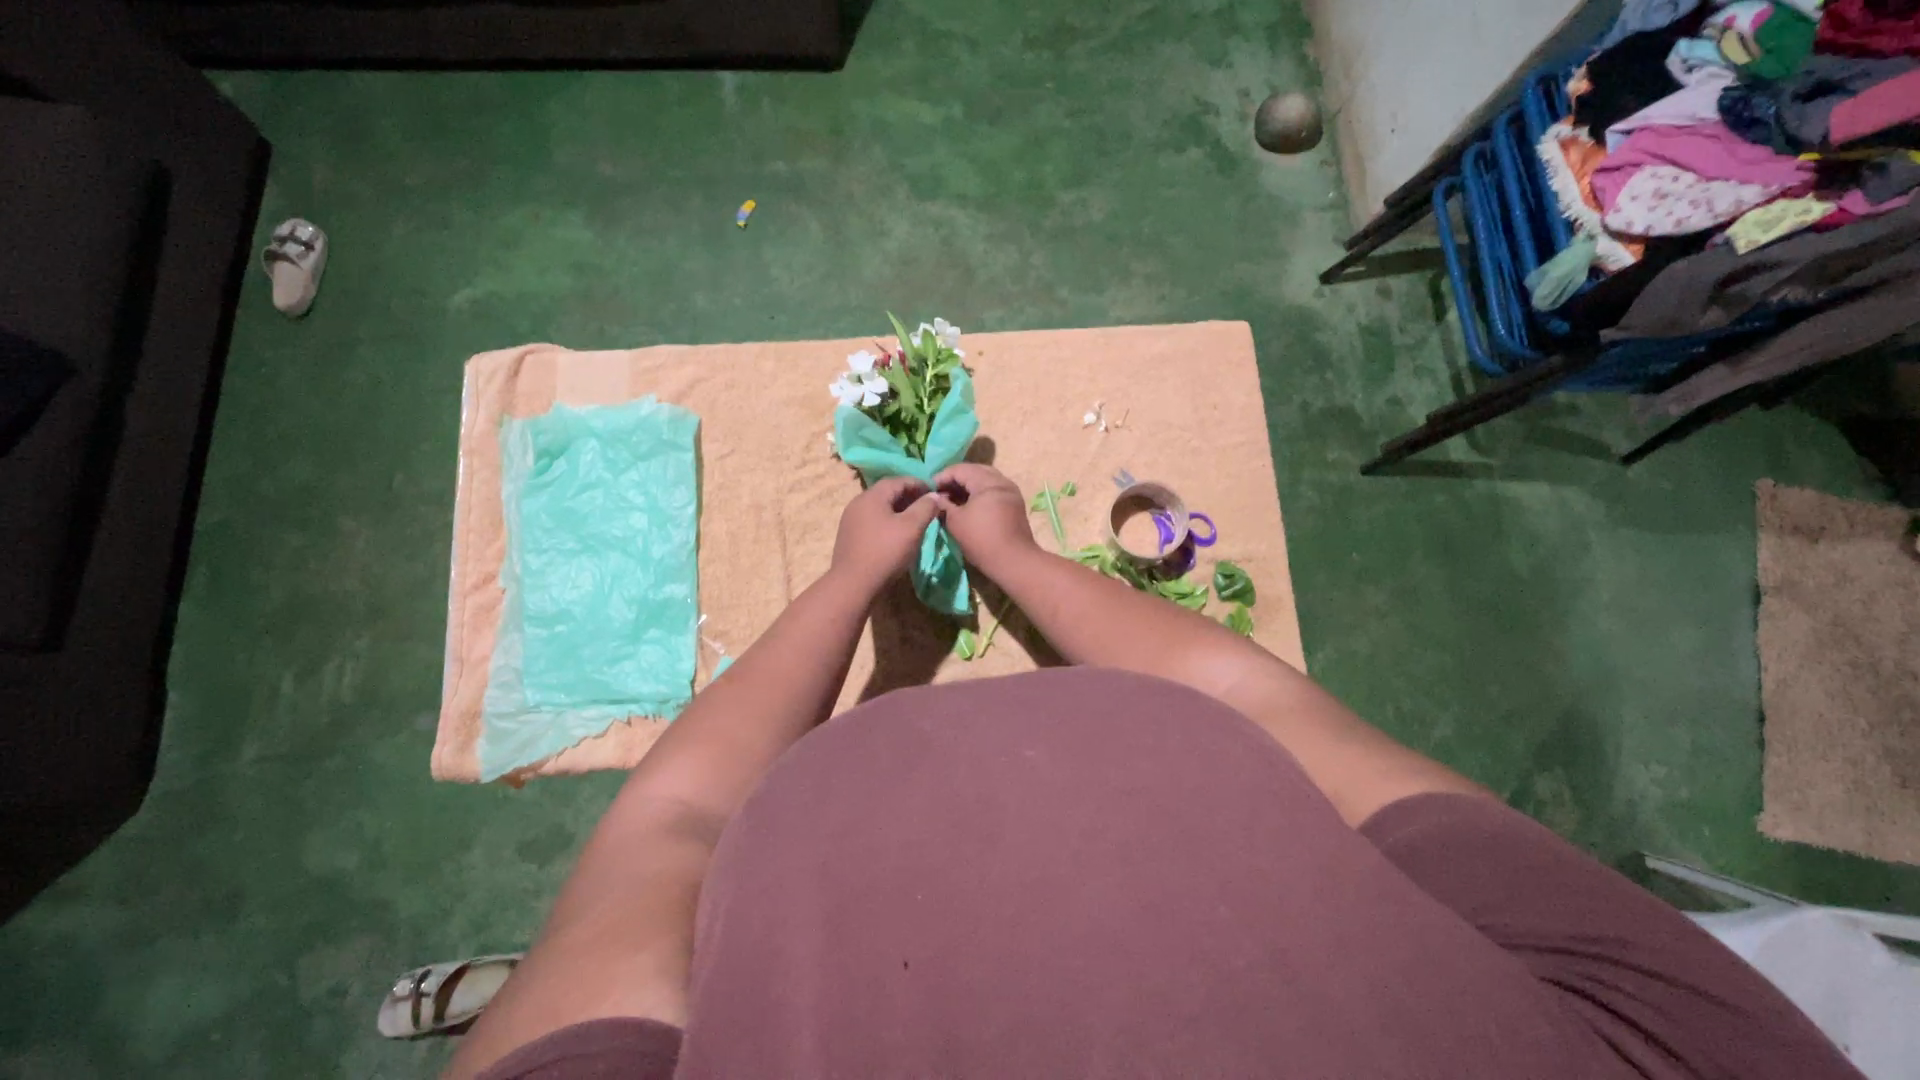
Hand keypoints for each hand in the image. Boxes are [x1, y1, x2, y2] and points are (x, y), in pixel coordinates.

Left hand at [830, 476, 942, 596]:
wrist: (854, 584)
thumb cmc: (885, 552)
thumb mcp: (911, 528)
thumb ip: (925, 508)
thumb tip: (934, 495)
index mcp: (871, 496)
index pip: (898, 481)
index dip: (918, 483)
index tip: (935, 492)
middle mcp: (858, 504)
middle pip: (886, 493)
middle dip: (908, 496)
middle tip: (927, 506)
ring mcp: (851, 521)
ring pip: (879, 508)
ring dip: (898, 510)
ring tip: (915, 520)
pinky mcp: (850, 537)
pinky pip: (873, 522)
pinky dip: (888, 522)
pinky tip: (897, 534)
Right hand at [932, 464, 1040, 576]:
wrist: (1014, 561)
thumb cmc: (981, 540)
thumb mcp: (956, 521)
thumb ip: (944, 504)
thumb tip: (936, 497)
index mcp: (988, 482)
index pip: (960, 469)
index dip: (942, 476)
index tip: (929, 488)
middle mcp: (1002, 481)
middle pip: (975, 470)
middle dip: (956, 479)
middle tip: (940, 491)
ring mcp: (1011, 492)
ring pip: (985, 480)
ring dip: (968, 486)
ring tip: (952, 498)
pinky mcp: (1014, 504)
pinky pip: (993, 490)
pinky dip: (979, 493)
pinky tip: (968, 504)